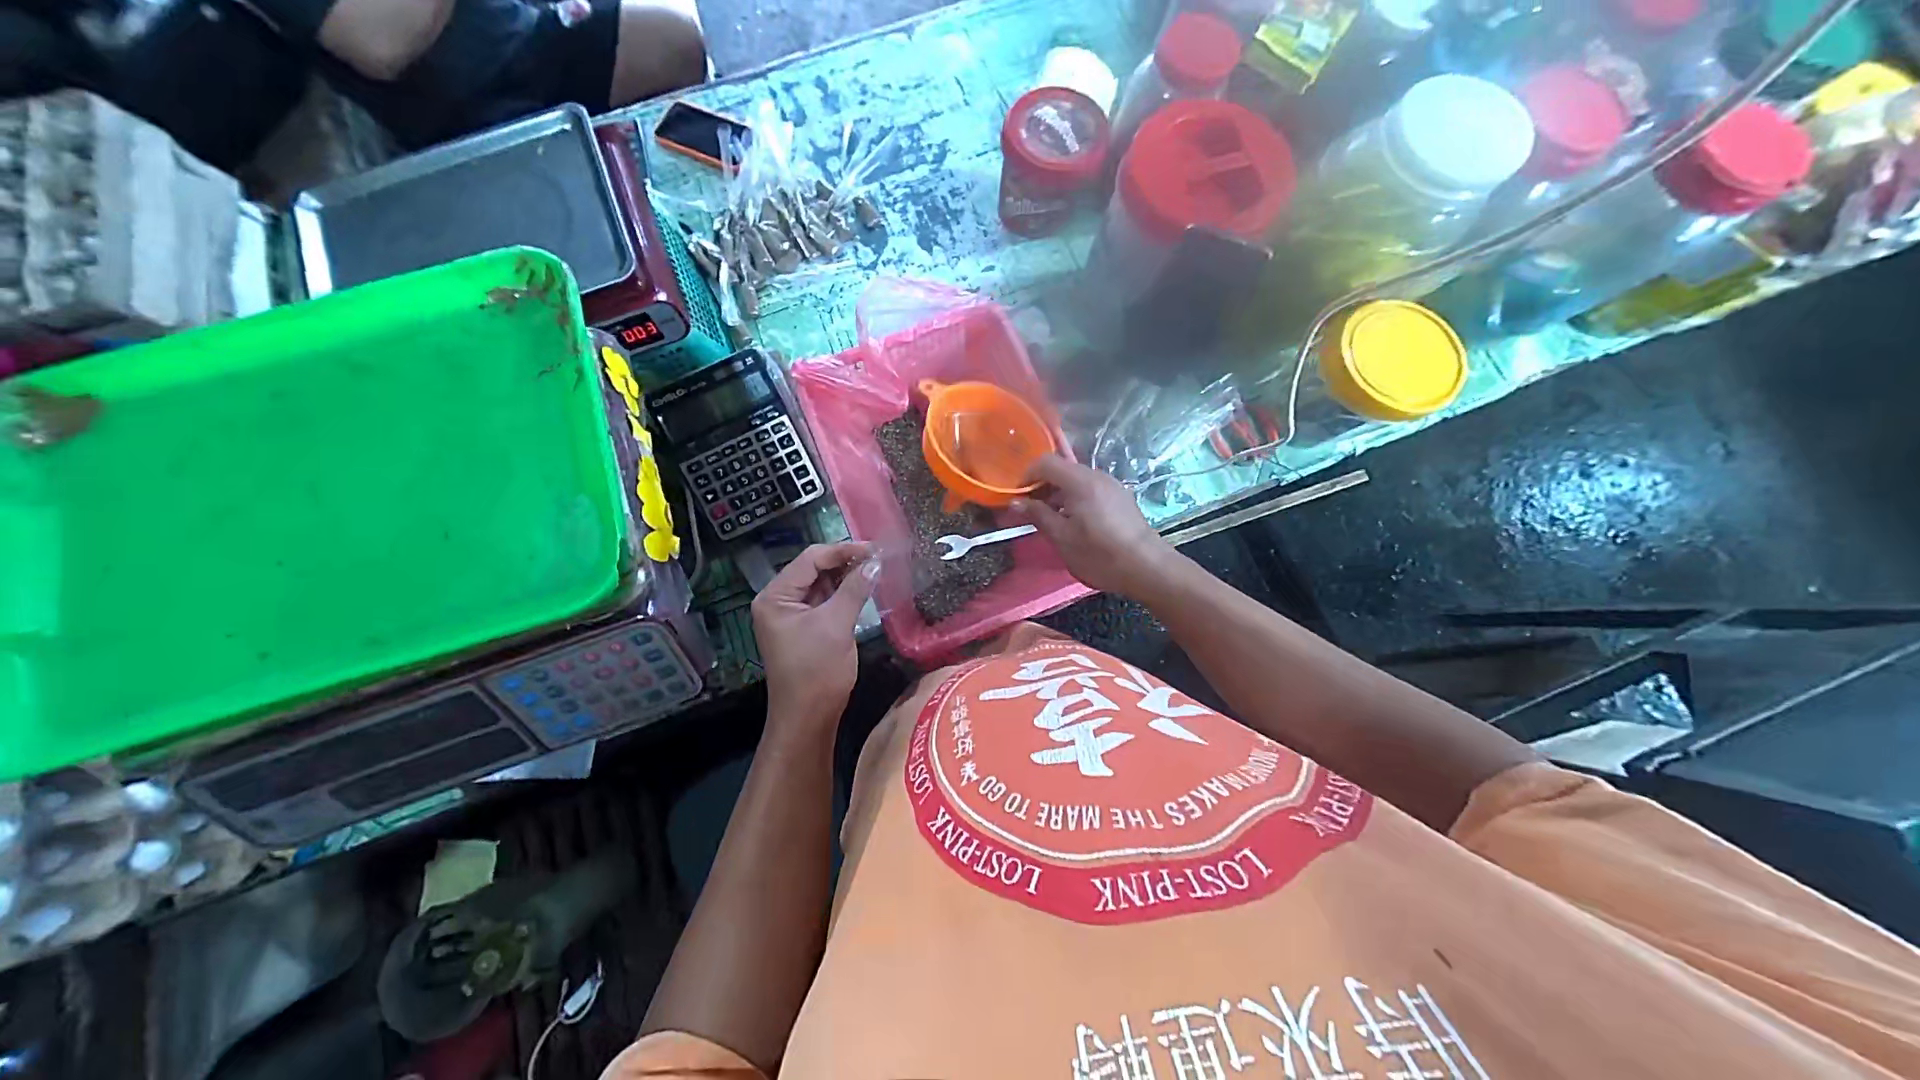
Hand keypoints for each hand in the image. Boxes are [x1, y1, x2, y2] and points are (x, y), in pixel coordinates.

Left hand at [750, 542, 879, 737]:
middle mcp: (778, 600)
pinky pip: (825, 600)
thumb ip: (854, 589)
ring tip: (876, 568)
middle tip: (880, 557)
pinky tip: (864, 586)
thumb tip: (875, 562)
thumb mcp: (836, 625)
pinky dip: (844, 592)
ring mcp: (791, 614)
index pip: (810, 559)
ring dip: (847, 576)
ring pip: (821, 583)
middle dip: (846, 561)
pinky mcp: (805, 626)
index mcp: (775, 596)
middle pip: (814, 568)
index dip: (843, 550)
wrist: (808, 718)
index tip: (876, 549)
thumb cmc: (817, 672)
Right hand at [1009, 456, 1180, 599]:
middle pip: (1062, 469)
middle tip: (1030, 511)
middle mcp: (1097, 476)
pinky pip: (1090, 490)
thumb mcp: (1062, 538)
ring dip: (1059, 494)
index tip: (1018, 498)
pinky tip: (1074, 523)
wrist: (1148, 568)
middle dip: (1042, 486)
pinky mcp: (1121, 498)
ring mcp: (1112, 486)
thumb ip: (1038, 515)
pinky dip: (1075, 499)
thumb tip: (1015, 502)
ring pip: (1077, 480)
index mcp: (1080, 481)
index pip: (1046, 462)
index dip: (1027, 476)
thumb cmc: (1100, 554)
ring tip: (1051, 520)